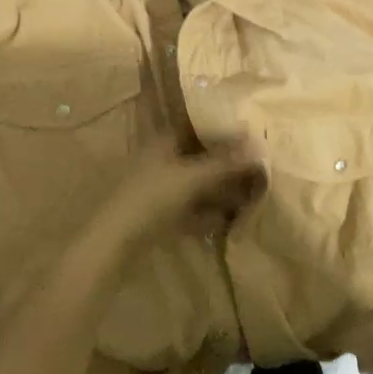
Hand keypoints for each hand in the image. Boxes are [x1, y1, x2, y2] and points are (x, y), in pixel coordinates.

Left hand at [92, 139, 267, 255]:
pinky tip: (225, 221)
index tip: (252, 139)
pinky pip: (188, 209)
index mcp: (163, 141)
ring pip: (195, 185)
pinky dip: (206, 213)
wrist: (113, 245)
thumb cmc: (152, 199)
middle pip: (200, 158)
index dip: (225, 132)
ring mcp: (157, 189)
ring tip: (247, 197)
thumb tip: (259, 145)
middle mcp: (160, 160)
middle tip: (255, 170)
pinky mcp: (156, 215)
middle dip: (226, 166)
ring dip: (219, 191)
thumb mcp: (193, 178)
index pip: (200, 128)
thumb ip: (226, 162)